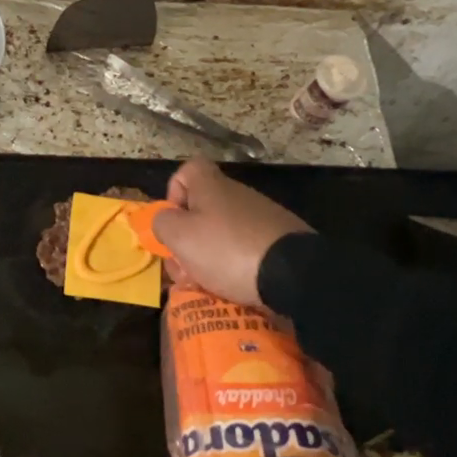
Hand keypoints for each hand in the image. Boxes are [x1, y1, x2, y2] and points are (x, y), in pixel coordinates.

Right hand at [153, 158, 310, 305]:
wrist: (294, 273)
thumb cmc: (227, 249)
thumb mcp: (180, 236)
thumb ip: (162, 223)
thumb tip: (166, 220)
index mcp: (212, 186)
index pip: (187, 170)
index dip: (174, 192)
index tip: (173, 221)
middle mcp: (237, 194)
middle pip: (202, 210)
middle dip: (188, 240)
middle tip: (186, 268)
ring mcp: (262, 217)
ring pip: (222, 234)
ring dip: (210, 258)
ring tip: (209, 285)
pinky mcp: (280, 240)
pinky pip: (246, 249)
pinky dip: (236, 266)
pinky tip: (236, 287)